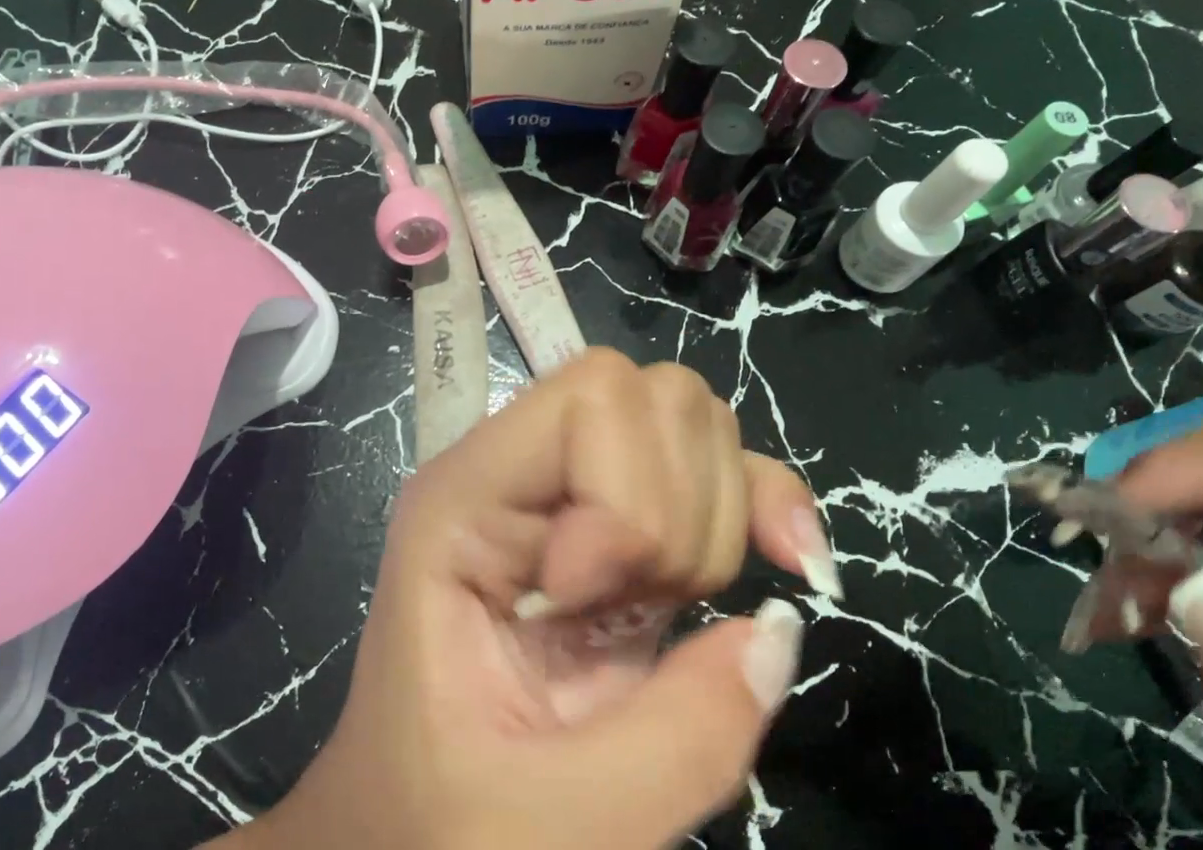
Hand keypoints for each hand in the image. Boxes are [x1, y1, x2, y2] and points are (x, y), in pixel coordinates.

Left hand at [216, 349, 835, 849]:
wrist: (411, 834)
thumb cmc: (443, 828)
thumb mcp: (552, 820)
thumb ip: (680, 738)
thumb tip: (780, 626)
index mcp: (464, 501)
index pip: (589, 397)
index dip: (622, 498)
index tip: (588, 603)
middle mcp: (520, 472)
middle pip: (651, 397)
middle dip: (675, 511)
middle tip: (634, 611)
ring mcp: (578, 495)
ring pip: (693, 425)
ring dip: (715, 523)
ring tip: (659, 615)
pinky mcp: (625, 533)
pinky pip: (719, 472)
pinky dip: (765, 502)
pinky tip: (791, 561)